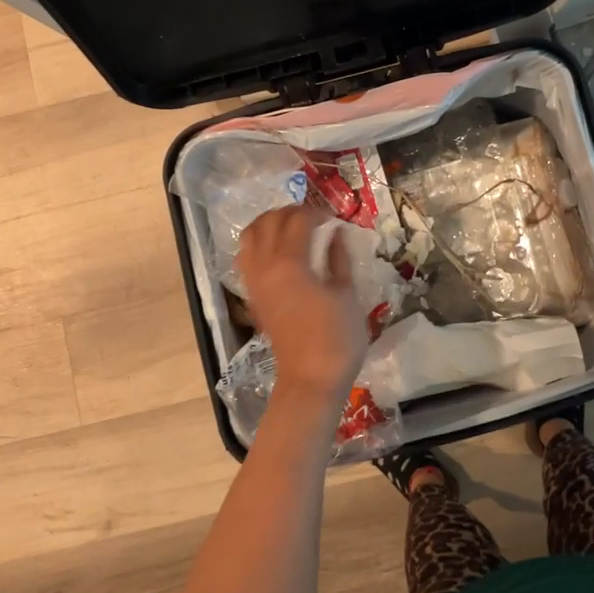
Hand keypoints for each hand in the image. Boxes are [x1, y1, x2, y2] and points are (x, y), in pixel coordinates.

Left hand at [236, 206, 366, 404]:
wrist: (310, 379)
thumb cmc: (337, 338)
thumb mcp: (347, 294)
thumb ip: (338, 259)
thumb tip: (336, 234)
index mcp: (291, 263)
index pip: (298, 220)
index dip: (317, 213)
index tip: (334, 219)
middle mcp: (265, 266)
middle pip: (269, 221)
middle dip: (291, 212)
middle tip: (314, 218)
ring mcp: (254, 281)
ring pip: (250, 235)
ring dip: (270, 223)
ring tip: (292, 228)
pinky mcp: (252, 295)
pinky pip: (246, 257)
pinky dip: (259, 244)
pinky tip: (278, 251)